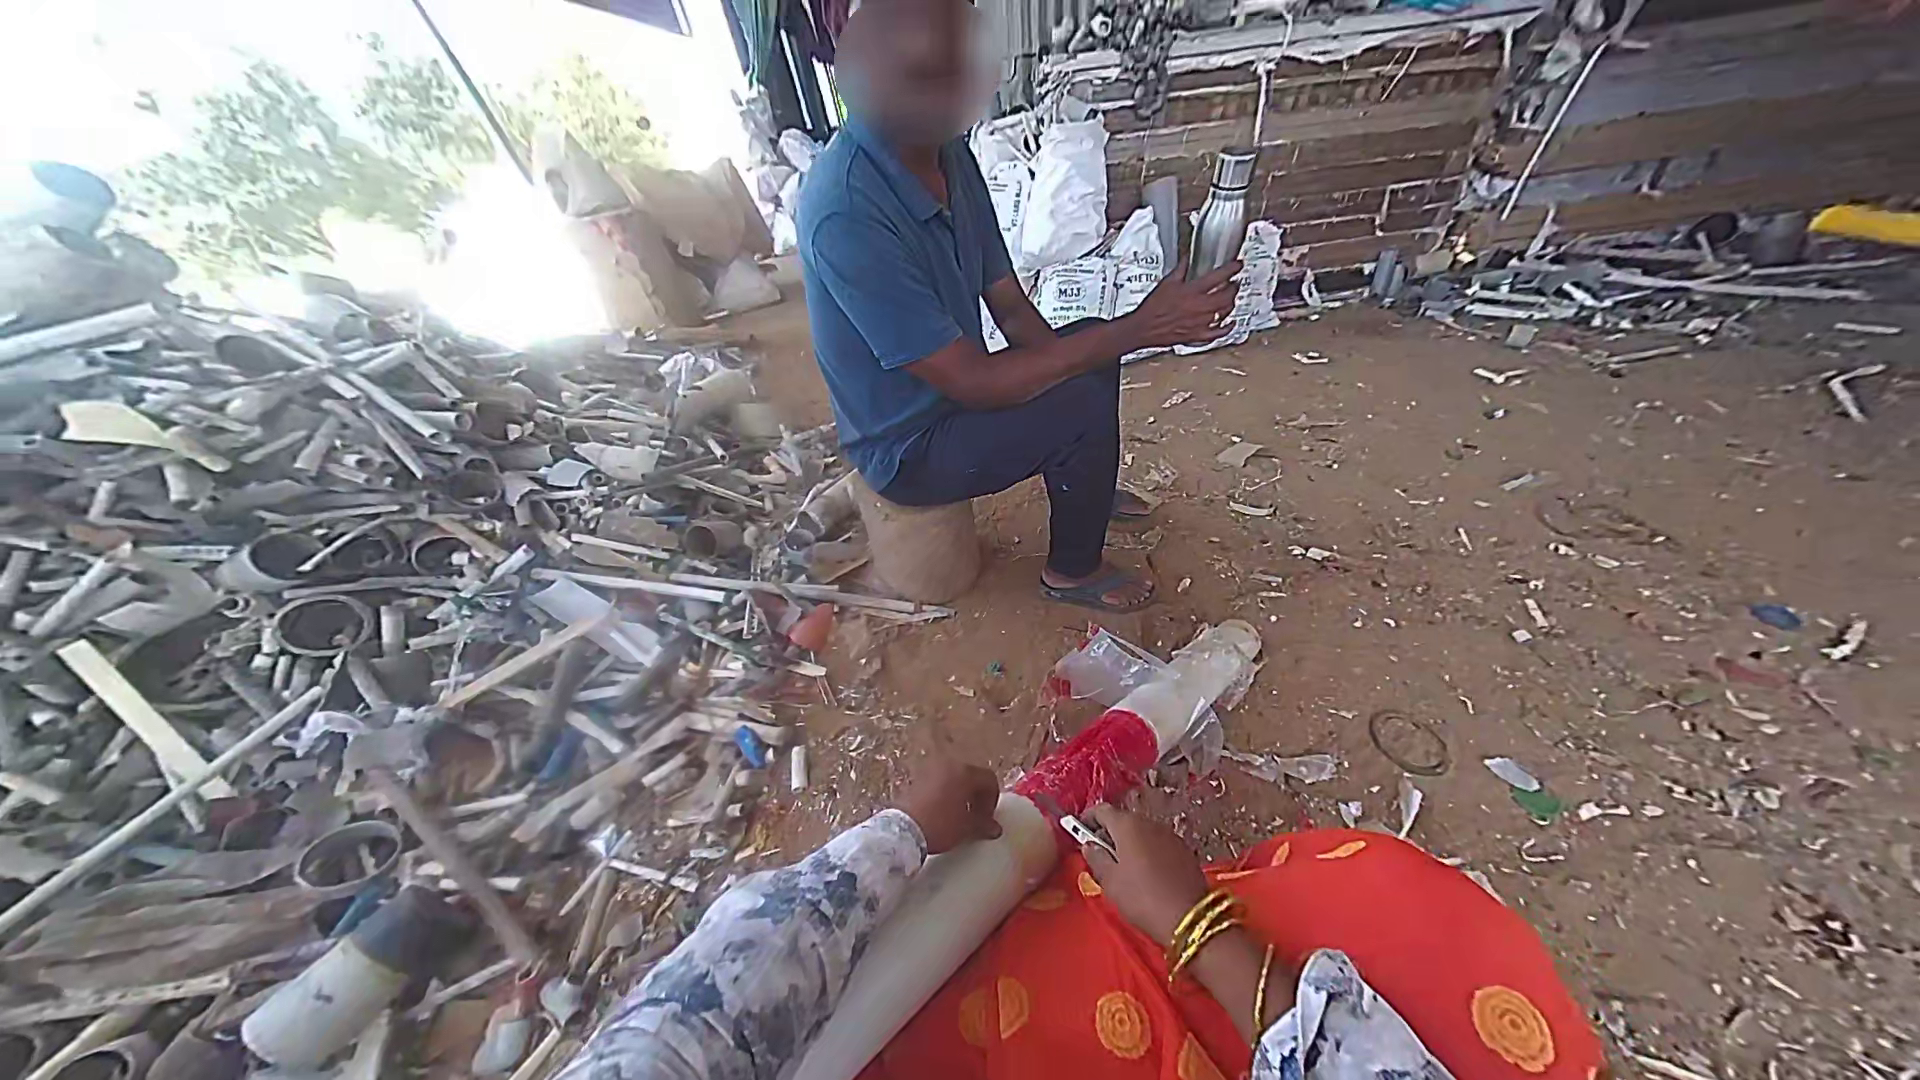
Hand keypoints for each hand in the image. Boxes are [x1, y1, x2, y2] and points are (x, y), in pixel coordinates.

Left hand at [895, 758, 1002, 854]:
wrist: (903, 829)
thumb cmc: (940, 825)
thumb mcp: (966, 828)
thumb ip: (983, 825)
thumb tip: (996, 828)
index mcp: (965, 773)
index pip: (989, 779)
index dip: (992, 799)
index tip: (987, 817)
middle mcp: (949, 765)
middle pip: (971, 775)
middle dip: (977, 795)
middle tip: (976, 816)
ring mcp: (931, 769)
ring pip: (954, 777)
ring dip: (961, 793)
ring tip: (958, 814)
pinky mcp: (917, 777)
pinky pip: (939, 781)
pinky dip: (945, 792)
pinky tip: (942, 811)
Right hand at [1079, 803, 1207, 944]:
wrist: (1190, 919)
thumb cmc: (1141, 897)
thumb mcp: (1109, 881)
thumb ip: (1095, 857)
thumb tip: (1089, 844)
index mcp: (1127, 824)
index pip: (1101, 810)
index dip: (1087, 819)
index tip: (1079, 833)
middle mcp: (1149, 822)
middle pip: (1122, 820)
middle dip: (1109, 833)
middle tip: (1100, 855)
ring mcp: (1169, 834)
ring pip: (1141, 832)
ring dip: (1130, 843)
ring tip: (1124, 868)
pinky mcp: (1185, 850)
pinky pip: (1158, 844)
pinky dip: (1148, 852)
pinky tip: (1147, 874)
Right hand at [1125, 262, 1241, 347]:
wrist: (1143, 328)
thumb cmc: (1152, 308)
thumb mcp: (1166, 283)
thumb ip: (1180, 269)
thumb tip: (1186, 258)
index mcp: (1193, 291)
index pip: (1219, 276)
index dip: (1232, 269)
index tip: (1237, 266)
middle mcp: (1200, 306)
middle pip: (1227, 295)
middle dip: (1234, 288)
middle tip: (1235, 284)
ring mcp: (1200, 322)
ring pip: (1225, 312)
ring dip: (1231, 304)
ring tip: (1231, 299)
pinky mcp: (1197, 335)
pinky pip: (1217, 333)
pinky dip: (1227, 328)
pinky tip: (1230, 324)